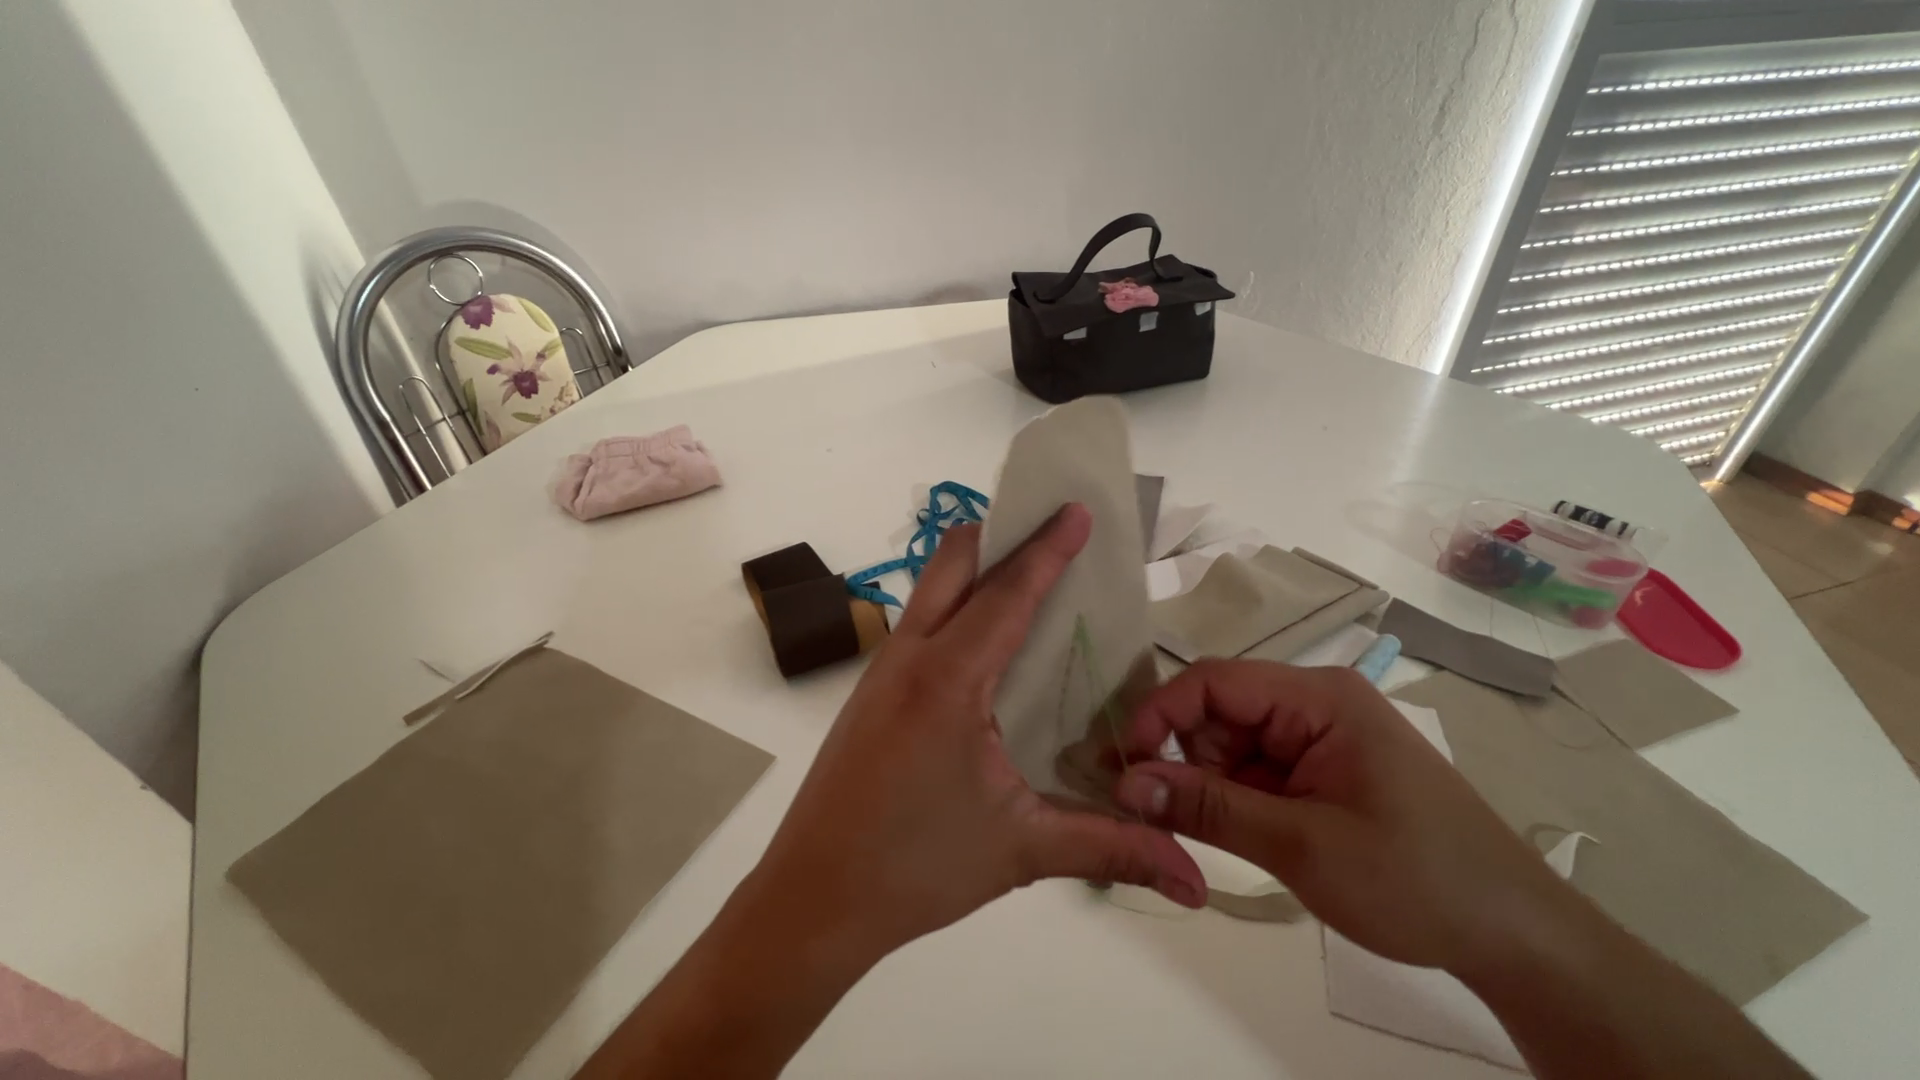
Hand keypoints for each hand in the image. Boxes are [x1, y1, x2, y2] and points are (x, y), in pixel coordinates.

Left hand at [755, 504, 1205, 961]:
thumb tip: (1197, 876)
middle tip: (1050, 527)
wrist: (812, 899)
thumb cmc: (915, 867)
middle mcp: (908, 658)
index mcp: (949, 680)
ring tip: (1025, 576)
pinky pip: (916, 624)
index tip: (1076, 507)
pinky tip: (984, 646)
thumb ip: (1113, 847)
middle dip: (1001, 533)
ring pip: (927, 590)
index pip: (1008, 594)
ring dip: (974, 568)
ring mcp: (880, 674)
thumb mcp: (1022, 850)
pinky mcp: (868, 695)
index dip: (1047, 548)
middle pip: (951, 563)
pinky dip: (954, 605)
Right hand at [1111, 660, 1577, 978]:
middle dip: (1179, 754)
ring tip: (1184, 831)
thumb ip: (1209, 807)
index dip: (1161, 713)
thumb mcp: (1301, 844)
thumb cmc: (1414, 878)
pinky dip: (1229, 799)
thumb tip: (1125, 783)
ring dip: (1202, 782)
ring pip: (1231, 744)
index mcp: (1319, 697)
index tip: (1122, 765)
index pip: (1215, 680)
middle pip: (1219, 710)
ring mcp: (1319, 740)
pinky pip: (1255, 772)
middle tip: (1146, 810)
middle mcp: (1316, 705)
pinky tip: (1218, 833)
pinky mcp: (1322, 774)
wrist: (1512, 934)